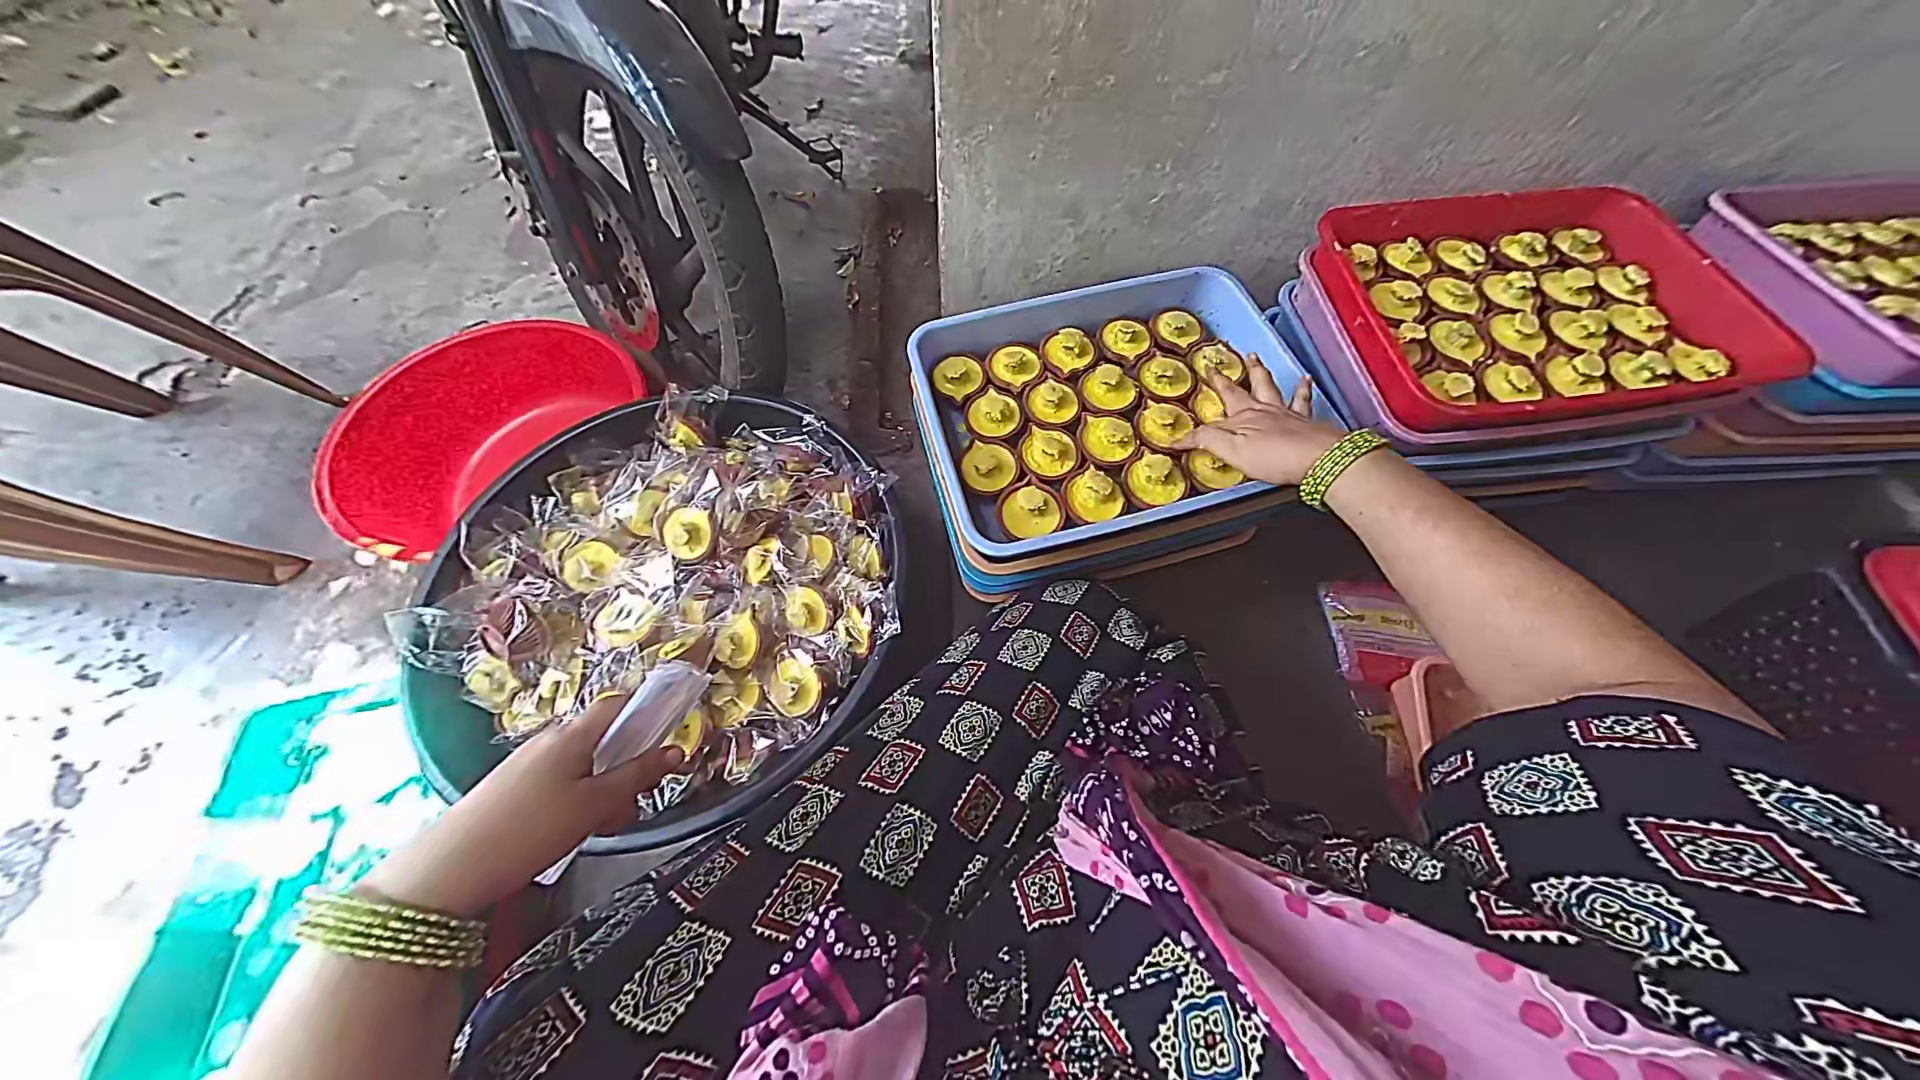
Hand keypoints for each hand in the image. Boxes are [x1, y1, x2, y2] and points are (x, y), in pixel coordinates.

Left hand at [364, 692, 685, 916]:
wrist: (447, 871)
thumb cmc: (532, 829)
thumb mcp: (596, 804)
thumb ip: (639, 775)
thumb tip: (676, 750)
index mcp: (573, 734)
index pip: (619, 702)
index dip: (647, 709)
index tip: (668, 732)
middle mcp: (550, 739)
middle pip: (604, 737)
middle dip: (629, 763)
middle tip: (637, 798)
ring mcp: (528, 763)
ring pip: (584, 764)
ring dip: (605, 787)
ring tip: (607, 824)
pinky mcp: (513, 788)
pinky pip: (561, 781)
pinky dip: (579, 798)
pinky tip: (576, 830)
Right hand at [1171, 354, 1347, 485]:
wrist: (1319, 458)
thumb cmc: (1275, 457)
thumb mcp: (1233, 452)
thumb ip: (1208, 441)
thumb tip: (1181, 438)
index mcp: (1241, 420)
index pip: (1209, 425)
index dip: (1193, 432)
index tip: (1177, 438)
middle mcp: (1261, 411)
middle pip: (1240, 391)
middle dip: (1224, 381)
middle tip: (1215, 367)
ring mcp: (1284, 413)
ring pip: (1268, 386)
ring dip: (1259, 372)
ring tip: (1254, 359)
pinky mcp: (1304, 421)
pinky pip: (1302, 399)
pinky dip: (1302, 388)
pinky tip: (1305, 380)